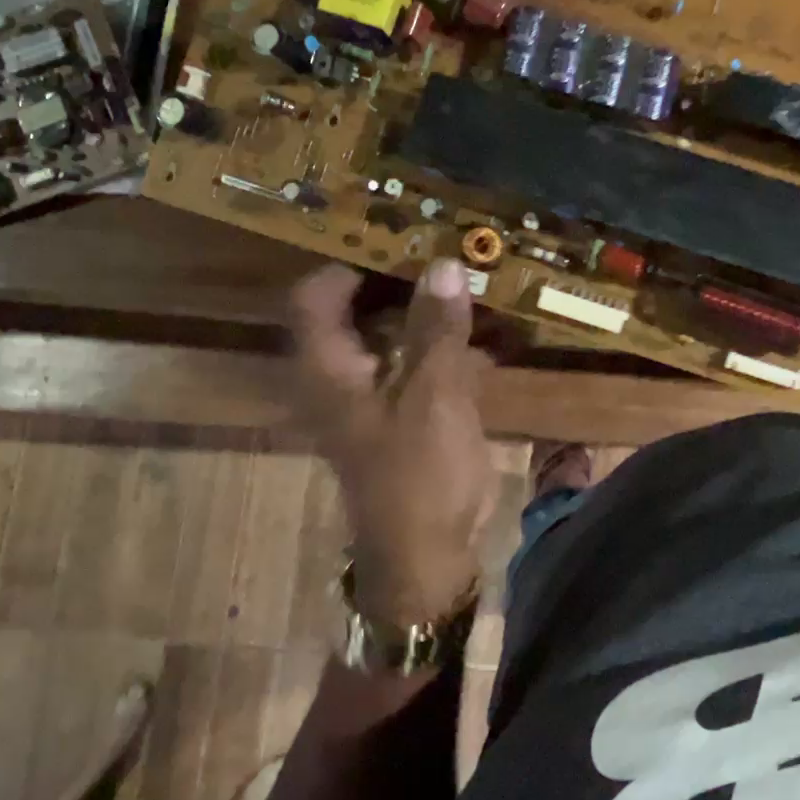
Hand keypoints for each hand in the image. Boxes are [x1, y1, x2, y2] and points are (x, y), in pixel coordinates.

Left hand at [293, 259, 496, 624]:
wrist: (425, 558)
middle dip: (400, 283)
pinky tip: (483, 337)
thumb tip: (443, 264)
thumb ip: (437, 329)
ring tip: (471, 284)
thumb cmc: (418, 476)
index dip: (351, 263)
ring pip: (389, 338)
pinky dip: (441, 347)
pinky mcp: (399, 418)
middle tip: (447, 254)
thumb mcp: (433, 397)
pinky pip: (414, 366)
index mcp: (327, 370)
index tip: (401, 241)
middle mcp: (338, 378)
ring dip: (425, 313)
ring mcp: (370, 400)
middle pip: (355, 312)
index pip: (316, 295)